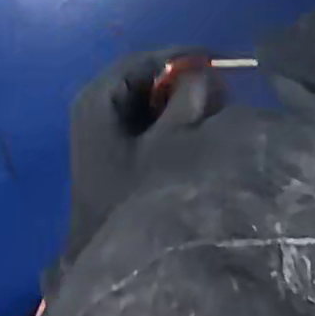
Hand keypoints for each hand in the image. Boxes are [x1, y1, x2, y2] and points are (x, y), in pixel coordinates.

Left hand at [58, 50, 224, 269]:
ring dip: (177, 104)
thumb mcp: (166, 148)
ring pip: (144, 100)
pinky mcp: (109, 148)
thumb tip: (204, 74)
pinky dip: (168, 121)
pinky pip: (142, 121)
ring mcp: (99, 127)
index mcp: (97, 97)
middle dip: (180, 84)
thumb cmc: (131, 197)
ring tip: (212, 112)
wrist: (101, 258)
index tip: (218, 59)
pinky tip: (193, 132)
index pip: (140, 61)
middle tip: (220, 93)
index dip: (179, 57)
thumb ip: (186, 107)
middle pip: (142, 79)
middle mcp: (93, 104)